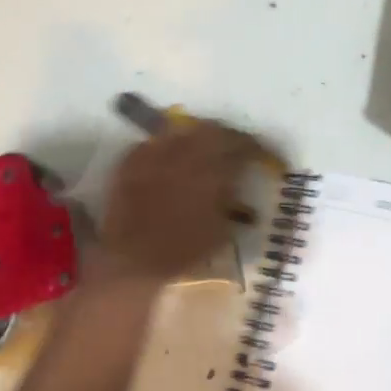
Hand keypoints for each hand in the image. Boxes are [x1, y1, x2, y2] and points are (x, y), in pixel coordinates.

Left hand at [101, 120, 268, 281]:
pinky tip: (171, 158)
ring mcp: (154, 154)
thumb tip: (237, 189)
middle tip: (234, 145)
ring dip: (197, 136)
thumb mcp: (220, 232)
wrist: (130, 260)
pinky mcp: (130, 161)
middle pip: (211, 130)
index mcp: (212, 171)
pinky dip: (168, 145)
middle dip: (226, 135)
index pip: (239, 145)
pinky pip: (155, 142)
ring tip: (203, 147)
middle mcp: (184, 154)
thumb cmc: (181, 252)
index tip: (260, 152)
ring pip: (182, 131)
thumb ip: (232, 204)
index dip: (253, 146)